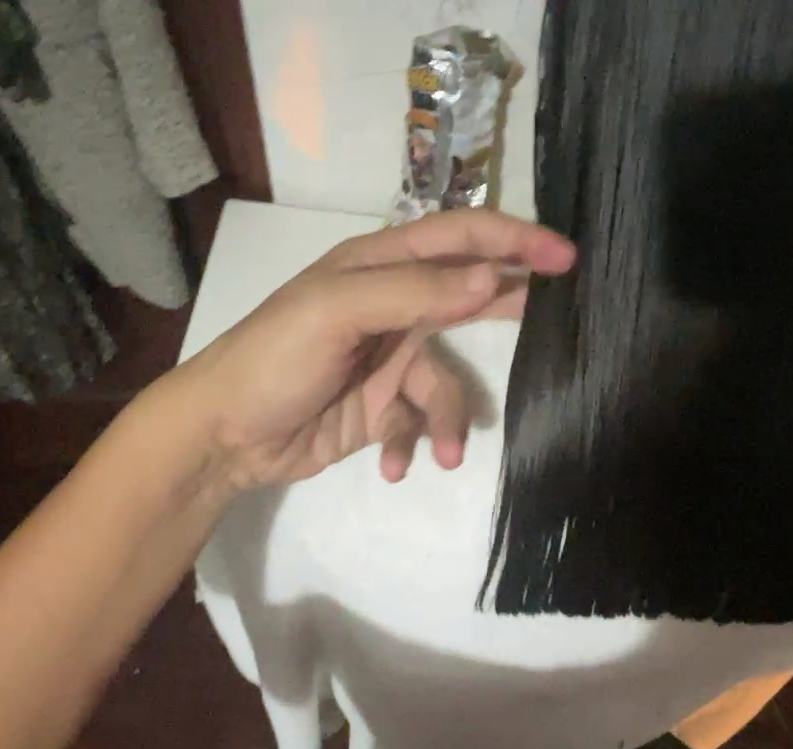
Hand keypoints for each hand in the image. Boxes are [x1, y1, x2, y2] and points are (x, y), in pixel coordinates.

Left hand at [184, 210, 576, 489]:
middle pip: (467, 299)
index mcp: (377, 267)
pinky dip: (410, 446)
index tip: (566, 258)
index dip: (513, 240)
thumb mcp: (338, 313)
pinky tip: (393, 467)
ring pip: (446, 385)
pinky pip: (417, 425)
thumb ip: (414, 293)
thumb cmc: (272, 359)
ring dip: (445, 421)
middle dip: (509, 310)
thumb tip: (490, 278)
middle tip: (560, 321)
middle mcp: (390, 307)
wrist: (227, 435)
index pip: (457, 238)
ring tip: (441, 453)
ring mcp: (388, 362)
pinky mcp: (382, 410)